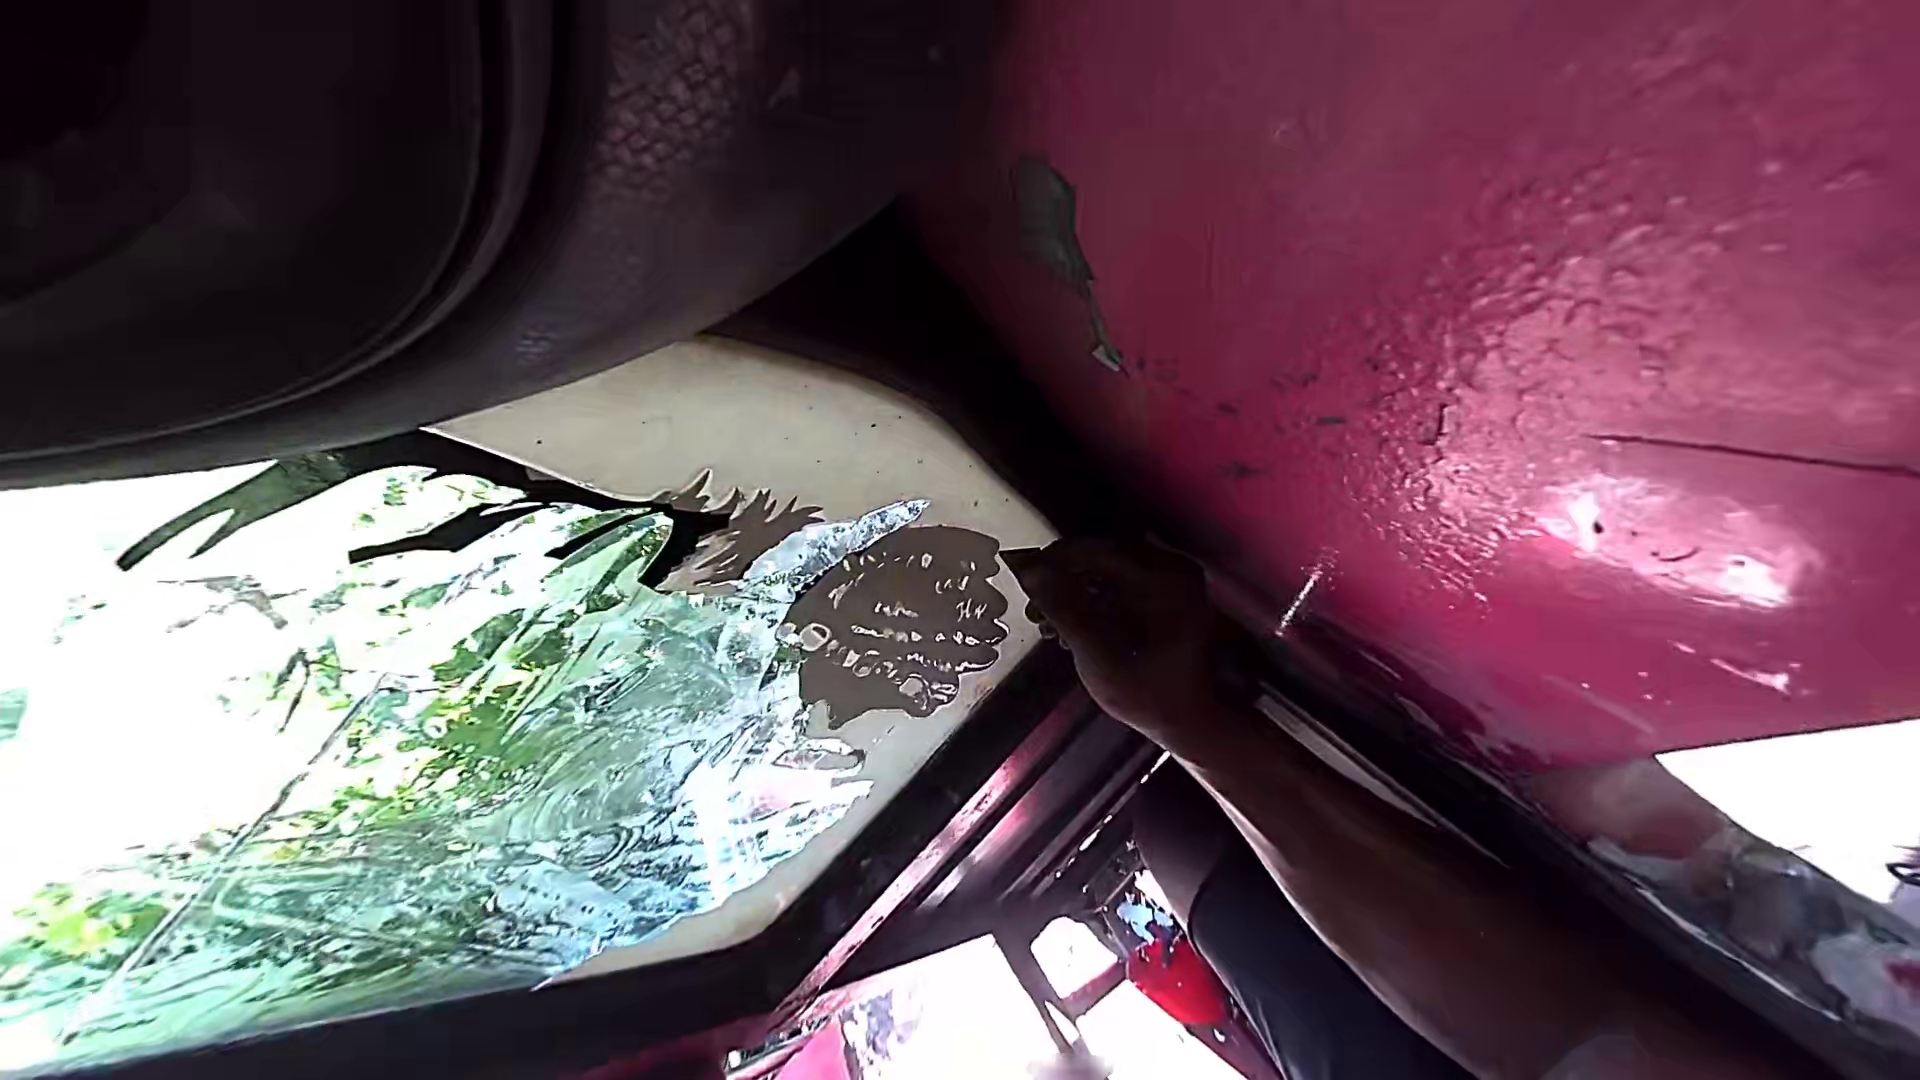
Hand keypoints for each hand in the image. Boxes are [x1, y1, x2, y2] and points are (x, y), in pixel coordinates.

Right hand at [1003, 537, 1222, 739]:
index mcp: (1161, 576)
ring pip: (1103, 568)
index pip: (1093, 550)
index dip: (1051, 561)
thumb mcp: (1095, 652)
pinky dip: (1090, 598)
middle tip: (1031, 605)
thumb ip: (1060, 606)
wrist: (1188, 721)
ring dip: (1070, 590)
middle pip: (1098, 556)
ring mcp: (1168, 578)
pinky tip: (1068, 624)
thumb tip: (1026, 570)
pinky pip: (1117, 580)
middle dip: (1059, 579)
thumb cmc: (1147, 693)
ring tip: (1045, 621)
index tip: (1020, 577)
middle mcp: (1169, 567)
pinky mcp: (1161, 592)